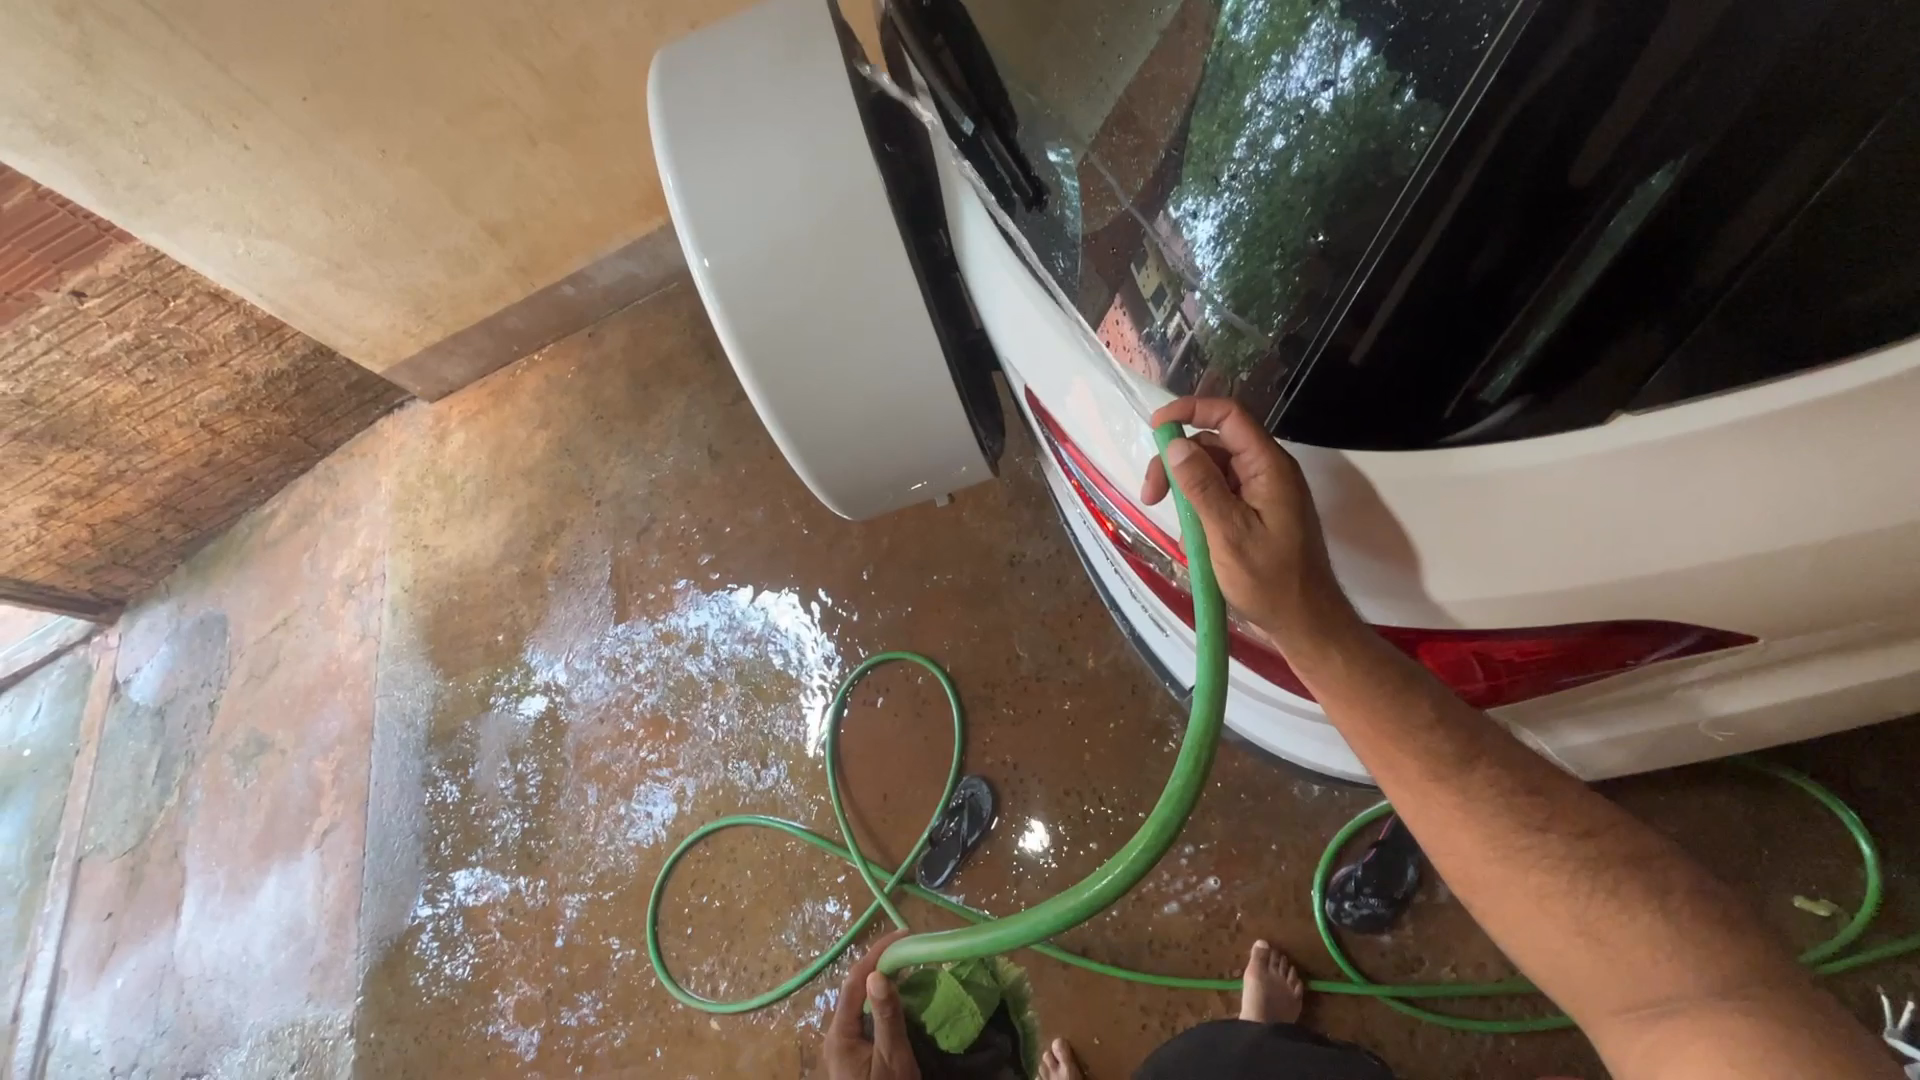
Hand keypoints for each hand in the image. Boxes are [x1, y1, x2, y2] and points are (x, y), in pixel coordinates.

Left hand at [824, 930, 918, 1079]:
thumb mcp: (891, 1059)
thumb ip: (885, 1016)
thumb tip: (878, 973)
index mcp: (839, 1034)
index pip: (854, 981)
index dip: (876, 953)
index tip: (903, 935)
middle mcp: (837, 1033)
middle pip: (855, 986)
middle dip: (879, 960)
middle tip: (908, 945)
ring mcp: (845, 1042)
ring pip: (860, 998)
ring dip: (882, 976)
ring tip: (906, 958)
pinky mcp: (856, 1050)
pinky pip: (867, 1013)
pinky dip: (883, 996)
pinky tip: (900, 989)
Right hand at [1141, 396, 1355, 645]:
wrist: (1305, 622)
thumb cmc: (1270, 580)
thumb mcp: (1228, 533)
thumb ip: (1201, 487)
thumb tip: (1174, 445)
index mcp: (1268, 467)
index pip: (1228, 416)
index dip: (1190, 411)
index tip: (1154, 427)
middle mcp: (1267, 471)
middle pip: (1214, 444)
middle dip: (1177, 462)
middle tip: (1150, 496)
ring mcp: (1262, 493)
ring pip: (1213, 471)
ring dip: (1186, 491)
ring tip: (1175, 526)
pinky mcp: (1255, 513)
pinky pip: (1220, 497)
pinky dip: (1199, 511)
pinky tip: (1194, 541)